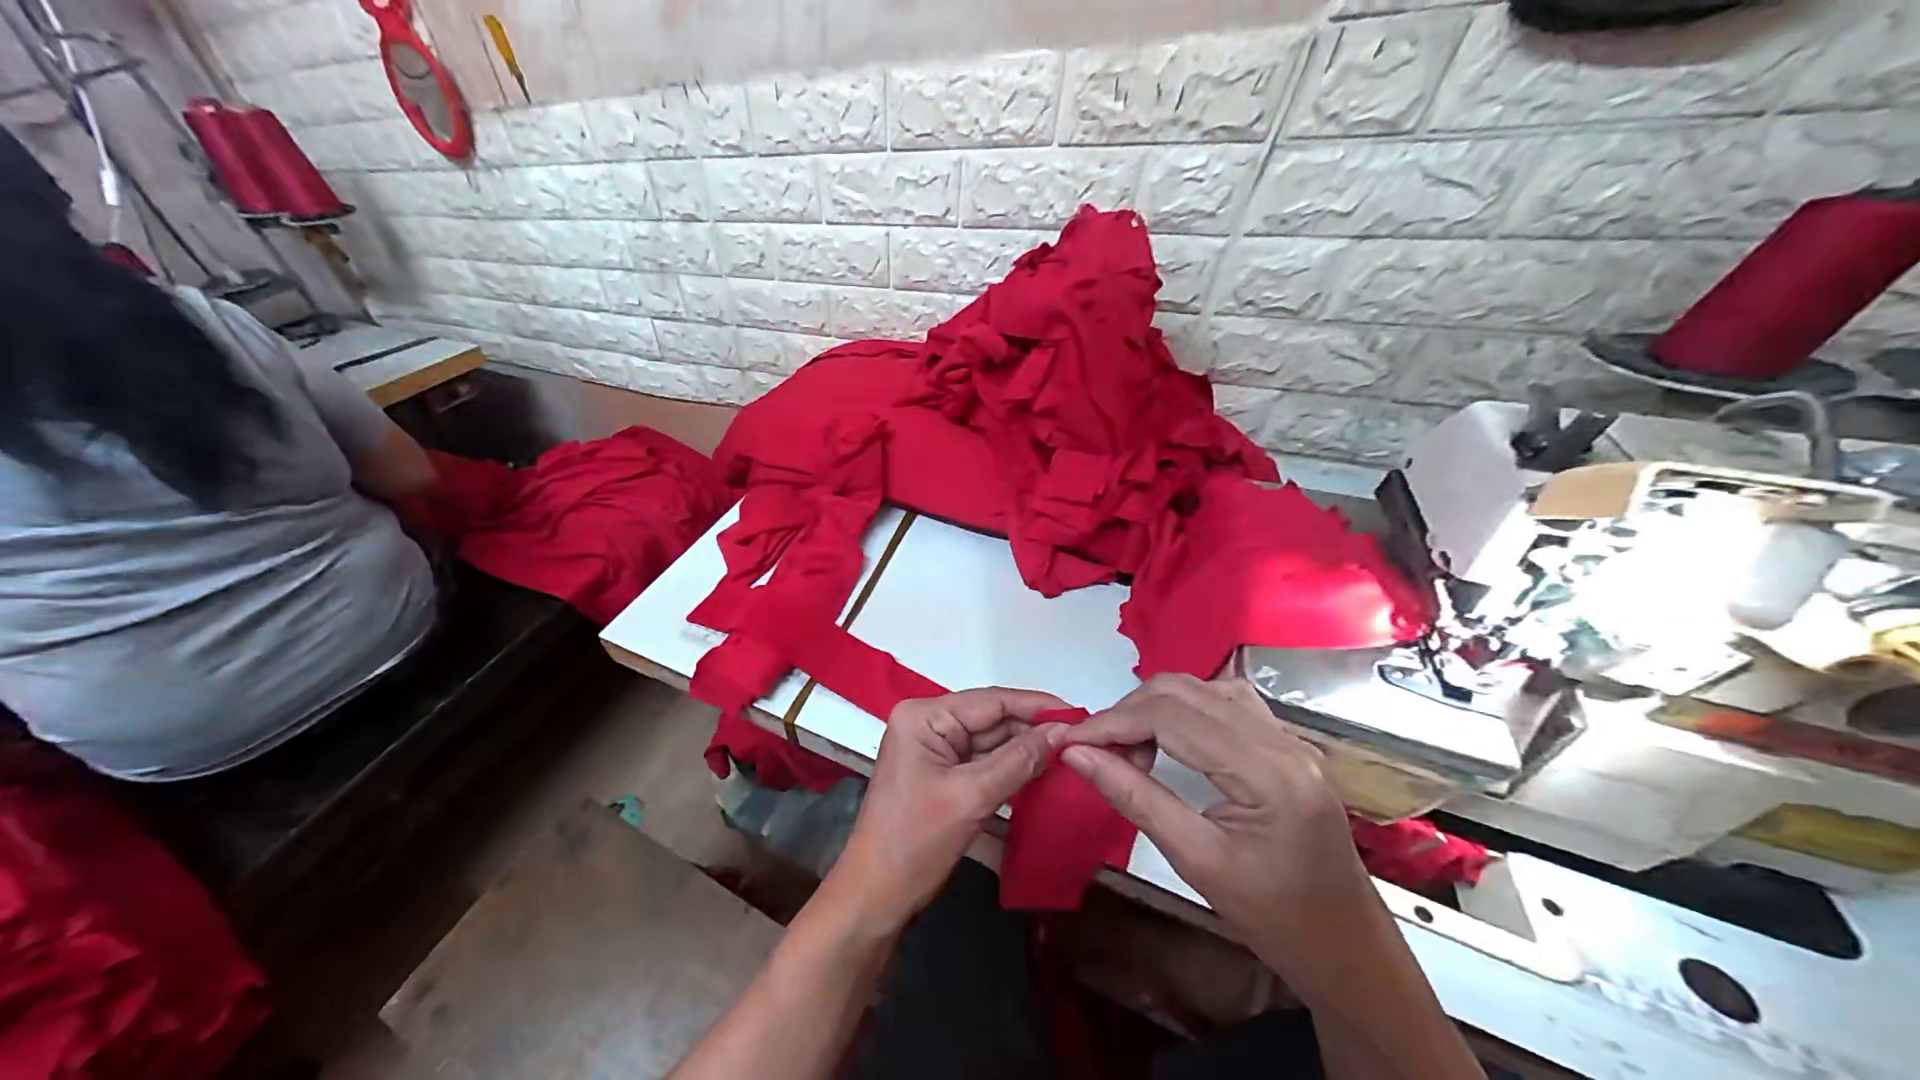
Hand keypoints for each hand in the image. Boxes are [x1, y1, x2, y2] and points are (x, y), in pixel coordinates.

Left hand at [831, 688, 1068, 930]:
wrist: (877, 895)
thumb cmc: (915, 842)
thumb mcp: (971, 797)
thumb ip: (1018, 760)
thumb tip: (1062, 733)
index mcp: (924, 717)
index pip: (991, 701)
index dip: (1037, 706)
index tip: (1079, 715)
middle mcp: (929, 723)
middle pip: (993, 719)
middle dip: (1035, 730)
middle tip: (1082, 740)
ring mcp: (936, 749)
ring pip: (993, 741)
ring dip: (1028, 750)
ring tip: (1072, 754)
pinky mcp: (944, 773)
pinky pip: (985, 761)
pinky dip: (1013, 767)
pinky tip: (1044, 772)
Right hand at [1058, 673, 1376, 970]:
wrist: (1345, 946)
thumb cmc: (1274, 917)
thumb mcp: (1196, 860)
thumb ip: (1135, 797)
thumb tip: (1077, 754)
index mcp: (1267, 770)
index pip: (1170, 716)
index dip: (1112, 721)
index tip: (1070, 740)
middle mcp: (1281, 738)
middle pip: (1185, 691)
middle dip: (1129, 712)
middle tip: (1097, 752)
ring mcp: (1288, 736)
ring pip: (1202, 689)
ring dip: (1154, 708)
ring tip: (1129, 750)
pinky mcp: (1285, 742)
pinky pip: (1223, 702)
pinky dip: (1182, 711)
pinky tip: (1166, 739)